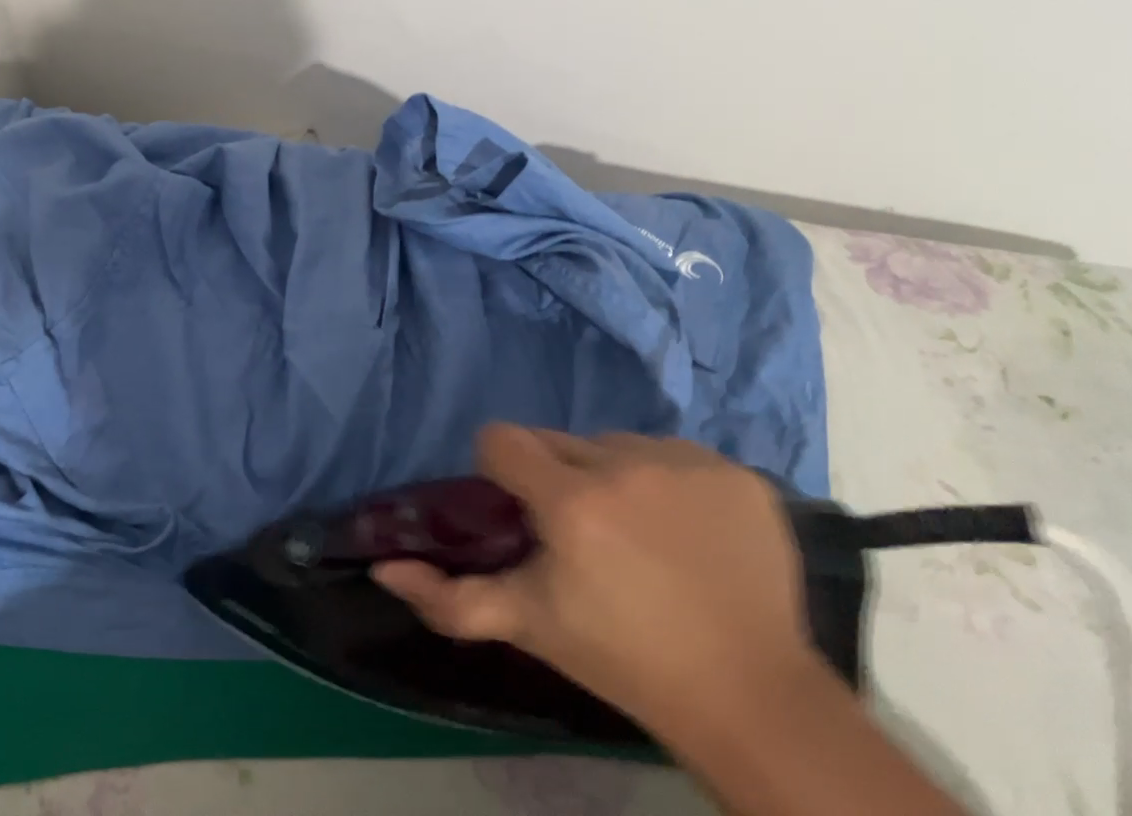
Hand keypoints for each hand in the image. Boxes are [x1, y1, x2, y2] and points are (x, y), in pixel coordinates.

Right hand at [373, 426, 817, 735]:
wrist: (746, 691)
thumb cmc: (621, 657)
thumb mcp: (527, 625)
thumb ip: (447, 597)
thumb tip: (385, 568)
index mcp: (571, 500)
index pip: (502, 439)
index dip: (498, 472)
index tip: (517, 513)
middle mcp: (628, 464)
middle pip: (560, 441)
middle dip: (555, 477)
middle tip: (576, 535)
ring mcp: (690, 464)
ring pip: (619, 444)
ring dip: (611, 476)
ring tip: (633, 534)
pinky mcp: (740, 474)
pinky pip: (677, 456)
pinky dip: (668, 483)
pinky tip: (683, 533)